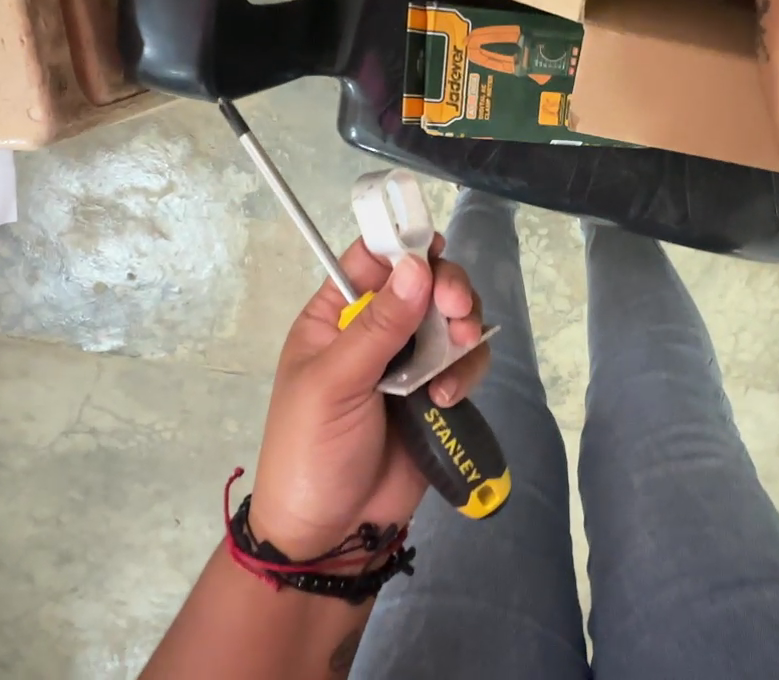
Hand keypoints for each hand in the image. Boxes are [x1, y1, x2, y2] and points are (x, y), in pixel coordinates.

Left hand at [249, 236, 490, 558]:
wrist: (333, 533)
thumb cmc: (311, 450)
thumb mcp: (334, 383)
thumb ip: (378, 326)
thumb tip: (417, 266)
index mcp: (336, 316)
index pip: (373, 259)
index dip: (404, 246)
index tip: (437, 248)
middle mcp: (376, 328)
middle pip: (425, 282)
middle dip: (448, 290)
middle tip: (457, 311)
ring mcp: (409, 360)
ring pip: (452, 318)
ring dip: (463, 329)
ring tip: (459, 353)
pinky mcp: (436, 391)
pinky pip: (465, 360)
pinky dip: (467, 370)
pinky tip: (447, 397)